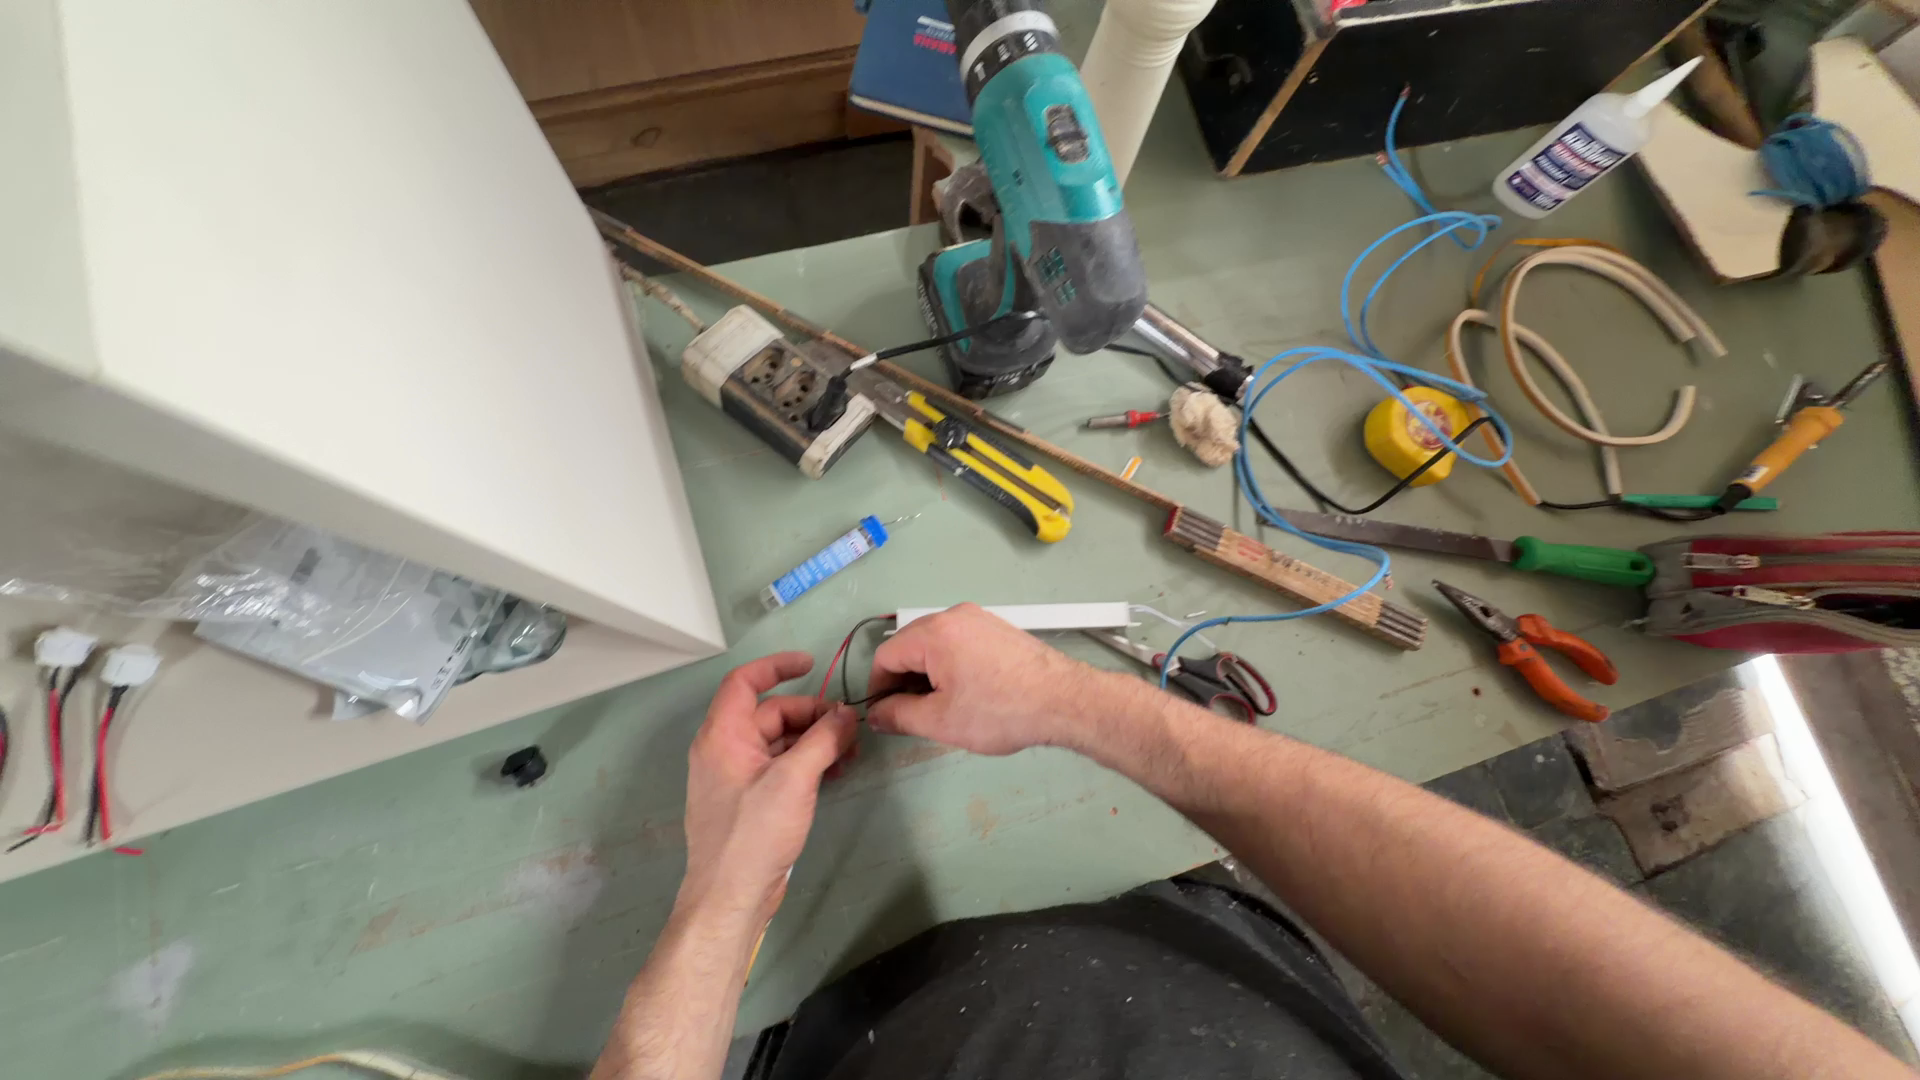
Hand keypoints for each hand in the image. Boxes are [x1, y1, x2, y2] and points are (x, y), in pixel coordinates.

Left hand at [679, 652, 857, 926]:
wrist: (730, 898)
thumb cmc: (754, 832)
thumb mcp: (793, 779)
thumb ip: (823, 739)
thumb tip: (847, 713)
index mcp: (723, 735)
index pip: (745, 682)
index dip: (777, 666)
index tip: (812, 664)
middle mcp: (725, 749)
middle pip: (772, 713)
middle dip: (812, 714)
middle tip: (849, 727)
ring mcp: (738, 776)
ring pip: (780, 741)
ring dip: (815, 740)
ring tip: (850, 752)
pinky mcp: (751, 800)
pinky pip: (781, 765)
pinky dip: (808, 762)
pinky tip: (836, 772)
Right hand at [865, 603, 1103, 754]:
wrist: (1064, 700)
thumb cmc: (999, 711)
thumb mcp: (941, 721)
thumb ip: (899, 715)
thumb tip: (876, 714)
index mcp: (934, 632)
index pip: (885, 655)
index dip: (878, 687)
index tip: (883, 715)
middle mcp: (954, 615)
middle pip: (910, 645)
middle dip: (902, 680)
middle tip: (911, 715)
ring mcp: (979, 618)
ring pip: (935, 644)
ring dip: (927, 674)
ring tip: (940, 707)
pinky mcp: (998, 628)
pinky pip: (959, 642)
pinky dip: (950, 664)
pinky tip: (965, 692)